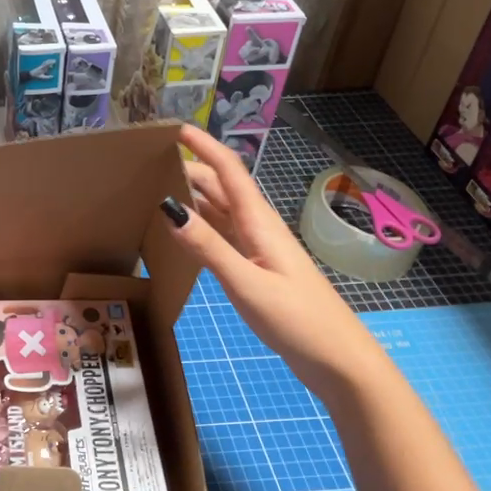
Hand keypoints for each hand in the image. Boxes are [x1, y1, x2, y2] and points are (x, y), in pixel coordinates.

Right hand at [164, 125, 383, 397]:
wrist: (339, 362)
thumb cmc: (297, 319)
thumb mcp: (246, 284)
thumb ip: (208, 246)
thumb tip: (167, 205)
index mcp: (258, 222)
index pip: (229, 171)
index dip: (204, 146)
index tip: (175, 128)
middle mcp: (258, 227)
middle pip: (222, 187)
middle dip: (191, 168)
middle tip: (150, 163)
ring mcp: (260, 249)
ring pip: (221, 210)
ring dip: (194, 196)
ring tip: (157, 190)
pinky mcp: (258, 269)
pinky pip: (224, 235)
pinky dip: (201, 226)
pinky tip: (183, 234)